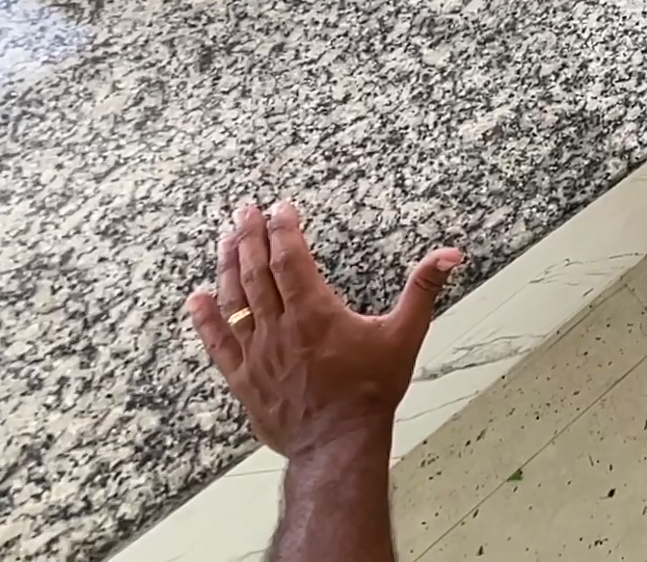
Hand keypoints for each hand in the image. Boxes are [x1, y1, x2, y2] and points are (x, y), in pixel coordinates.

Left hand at [185, 202, 461, 458]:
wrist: (338, 439)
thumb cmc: (374, 386)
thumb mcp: (407, 332)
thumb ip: (424, 289)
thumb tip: (450, 254)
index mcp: (316, 315)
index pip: (292, 262)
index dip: (284, 231)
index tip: (281, 207)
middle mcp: (279, 329)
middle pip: (257, 275)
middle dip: (251, 238)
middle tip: (245, 211)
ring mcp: (256, 353)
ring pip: (234, 301)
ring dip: (228, 267)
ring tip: (227, 238)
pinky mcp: (242, 376)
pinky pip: (216, 342)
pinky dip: (204, 318)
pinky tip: (196, 298)